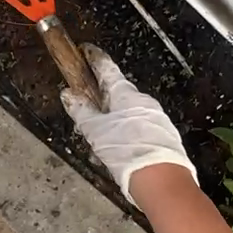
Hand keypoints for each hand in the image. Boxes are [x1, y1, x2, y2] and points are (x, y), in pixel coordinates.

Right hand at [60, 45, 196, 206]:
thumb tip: (68, 94)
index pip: (107, 69)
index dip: (95, 59)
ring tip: (103, 139)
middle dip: (103, 97)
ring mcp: (156, 118)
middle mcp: (144, 101)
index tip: (87, 50)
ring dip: (116, 118)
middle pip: (119, 92)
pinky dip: (128, 132)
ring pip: (130, 112)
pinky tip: (121, 149)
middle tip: (88, 107)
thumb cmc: (126, 152)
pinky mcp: (164, 135)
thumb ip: (82, 112)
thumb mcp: (96, 132)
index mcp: (126, 95)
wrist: (162, 181)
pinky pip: (141, 127)